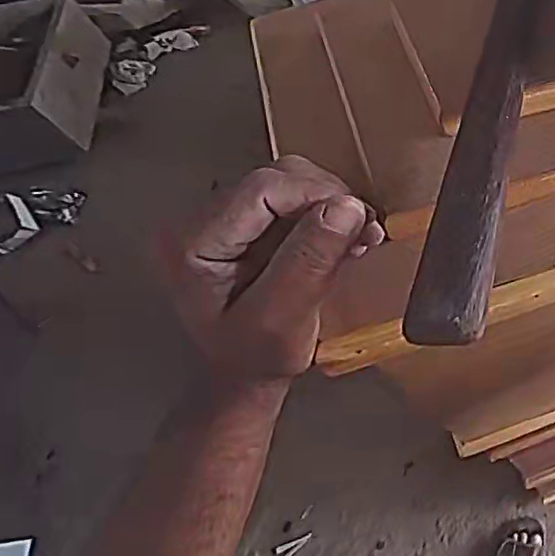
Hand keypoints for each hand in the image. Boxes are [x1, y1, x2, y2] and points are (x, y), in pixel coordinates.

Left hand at [154, 156, 385, 387]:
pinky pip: (293, 198)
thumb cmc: (254, 360)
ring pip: (289, 181)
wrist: (245, 376)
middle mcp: (201, 220)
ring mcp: (226, 218)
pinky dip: (327, 213)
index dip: (317, 195)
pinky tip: (346, 236)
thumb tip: (348, 207)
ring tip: (357, 236)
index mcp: (191, 242)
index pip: (262, 190)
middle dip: (328, 199)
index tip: (359, 219)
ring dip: (332, 204)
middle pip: (276, 179)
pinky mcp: (250, 222)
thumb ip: (310, 262)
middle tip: (363, 230)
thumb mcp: (282, 320)